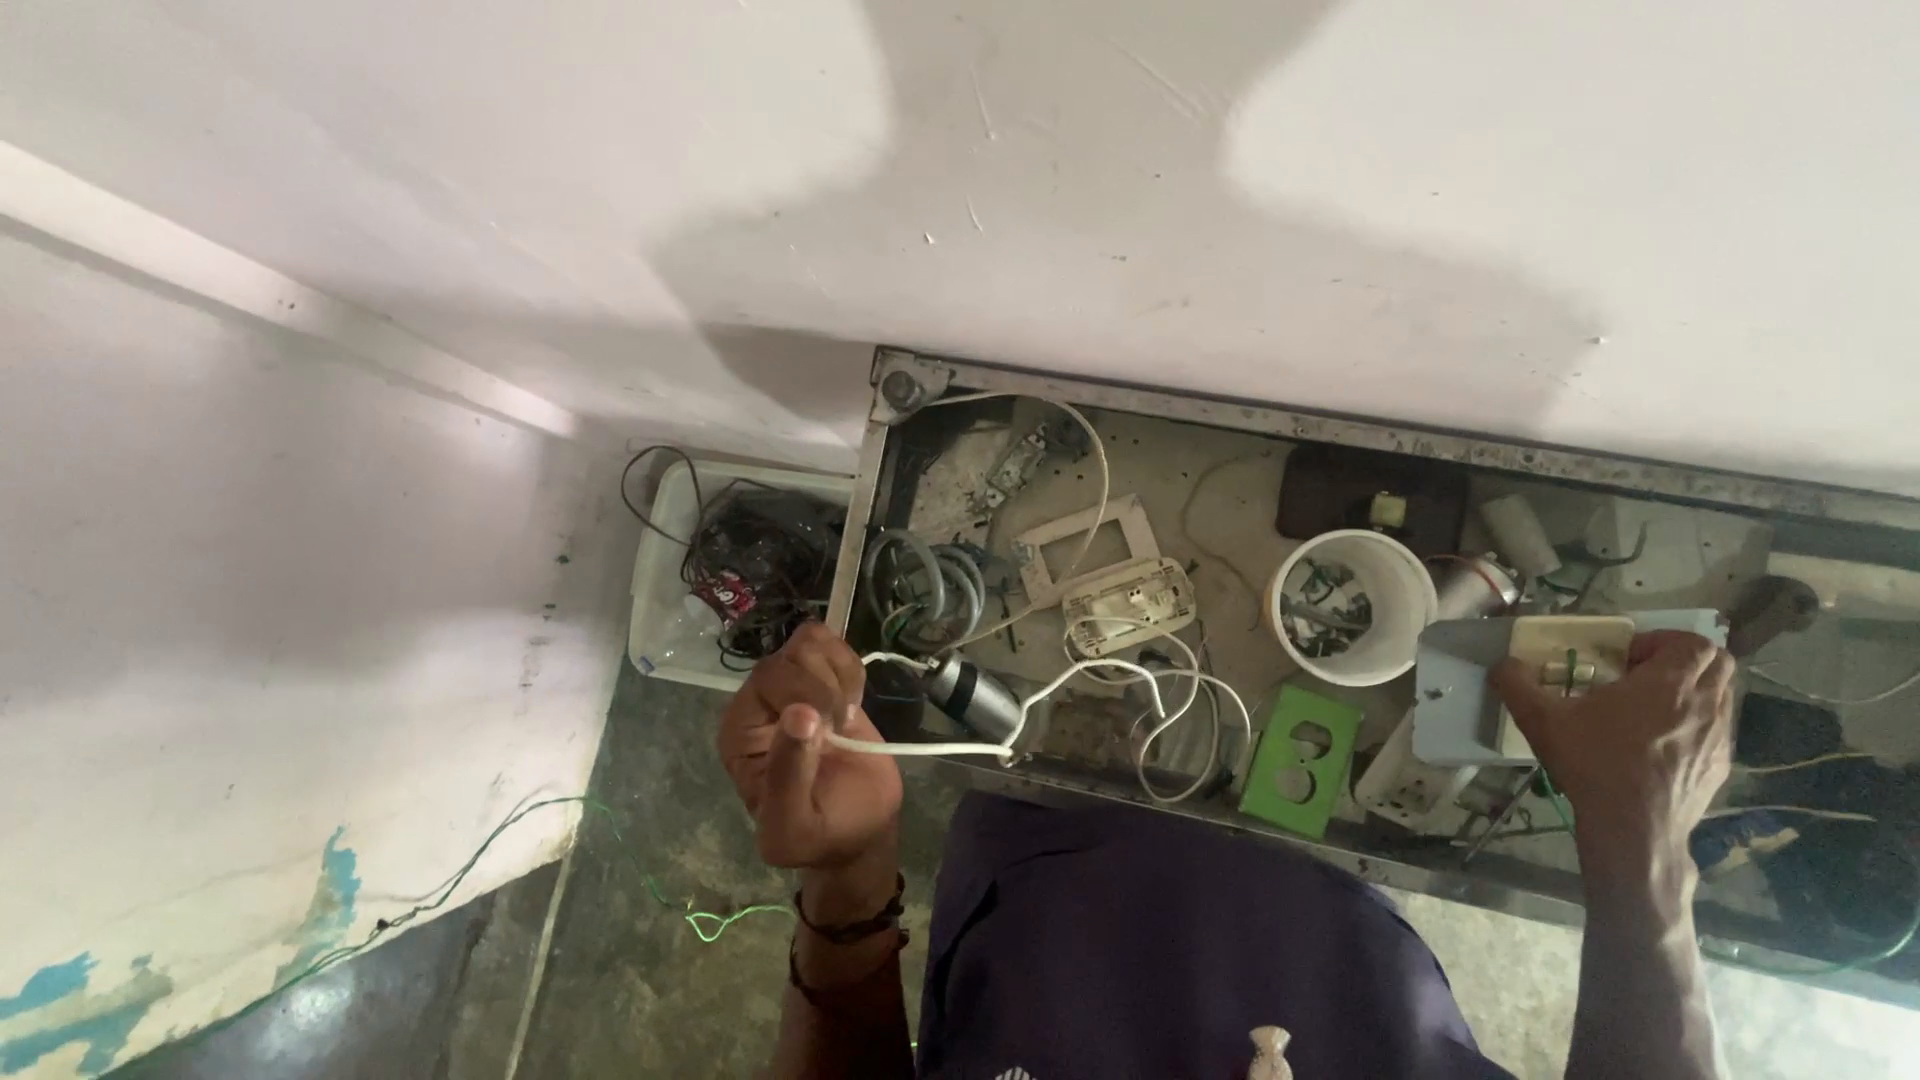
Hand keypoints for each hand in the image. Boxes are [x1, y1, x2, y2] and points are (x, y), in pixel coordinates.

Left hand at [717, 623, 901, 869]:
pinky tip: (853, 703)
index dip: (804, 693)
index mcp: (740, 732)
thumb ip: (789, 774)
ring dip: (840, 676)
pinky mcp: (823, 681)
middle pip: (790, 654)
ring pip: (811, 641)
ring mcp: (792, 687)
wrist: (861, 831)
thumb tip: (799, 714)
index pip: (768, 678)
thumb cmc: (821, 834)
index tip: (828, 731)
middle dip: (825, 688)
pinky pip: (832, 645)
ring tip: (845, 717)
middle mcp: (760, 703)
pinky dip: (850, 667)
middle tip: (839, 728)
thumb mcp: (794, 825)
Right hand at [1491, 630, 1734, 860]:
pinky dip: (1691, 723)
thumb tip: (1504, 664)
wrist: (1633, 826)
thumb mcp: (1538, 718)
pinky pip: (1714, 729)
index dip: (1661, 641)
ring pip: (1720, 696)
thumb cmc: (1592, 763)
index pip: (1694, 643)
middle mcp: (1704, 705)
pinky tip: (1654, 744)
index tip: (1626, 658)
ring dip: (1688, 691)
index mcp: (1668, 685)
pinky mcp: (1719, 765)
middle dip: (1681, 660)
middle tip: (1639, 675)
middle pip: (1718, 664)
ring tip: (1645, 709)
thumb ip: (1515, 683)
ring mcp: (1719, 738)